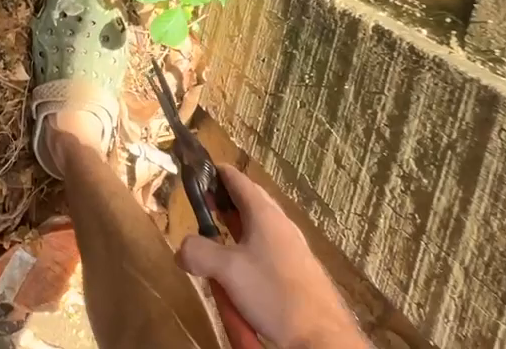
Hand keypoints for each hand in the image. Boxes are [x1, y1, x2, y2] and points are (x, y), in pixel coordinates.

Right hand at [176, 164, 368, 348]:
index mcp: (263, 212)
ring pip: (256, 227)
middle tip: (201, 211)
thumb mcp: (227, 271)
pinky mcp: (298, 270)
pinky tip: (240, 274)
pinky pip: (266, 249)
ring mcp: (292, 247)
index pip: (235, 177)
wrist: (324, 339)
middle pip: (246, 200)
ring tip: (216, 242)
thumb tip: (181, 251)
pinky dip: (248, 251)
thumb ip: (197, 253)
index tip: (192, 176)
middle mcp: (280, 223)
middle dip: (222, 202)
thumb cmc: (274, 293)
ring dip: (234, 229)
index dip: (212, 172)